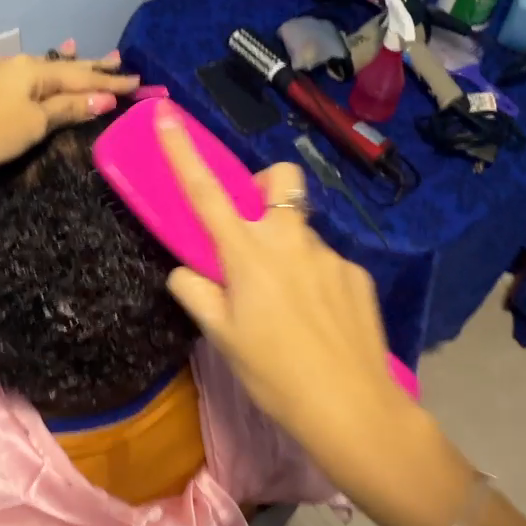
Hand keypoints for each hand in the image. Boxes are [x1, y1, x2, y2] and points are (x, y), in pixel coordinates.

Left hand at [0, 40, 138, 197]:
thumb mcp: (33, 124)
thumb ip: (68, 109)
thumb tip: (105, 98)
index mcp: (33, 69)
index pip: (82, 75)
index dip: (111, 81)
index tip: (139, 82)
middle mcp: (18, 65)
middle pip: (65, 67)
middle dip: (94, 67)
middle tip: (121, 60)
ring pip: (45, 71)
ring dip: (70, 68)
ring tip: (88, 54)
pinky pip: (28, 78)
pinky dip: (46, 75)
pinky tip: (44, 69)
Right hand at [152, 106, 471, 525]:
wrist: (353, 409)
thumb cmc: (275, 374)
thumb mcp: (223, 338)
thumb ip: (197, 293)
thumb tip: (185, 271)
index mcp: (247, 253)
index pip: (206, 193)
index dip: (183, 153)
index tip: (168, 115)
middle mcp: (288, 239)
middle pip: (277, 181)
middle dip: (263, 188)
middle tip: (255, 231)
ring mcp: (328, 253)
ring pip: (300, 231)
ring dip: (288, 252)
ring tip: (290, 308)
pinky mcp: (356, 274)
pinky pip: (325, 263)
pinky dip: (314, 281)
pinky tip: (320, 323)